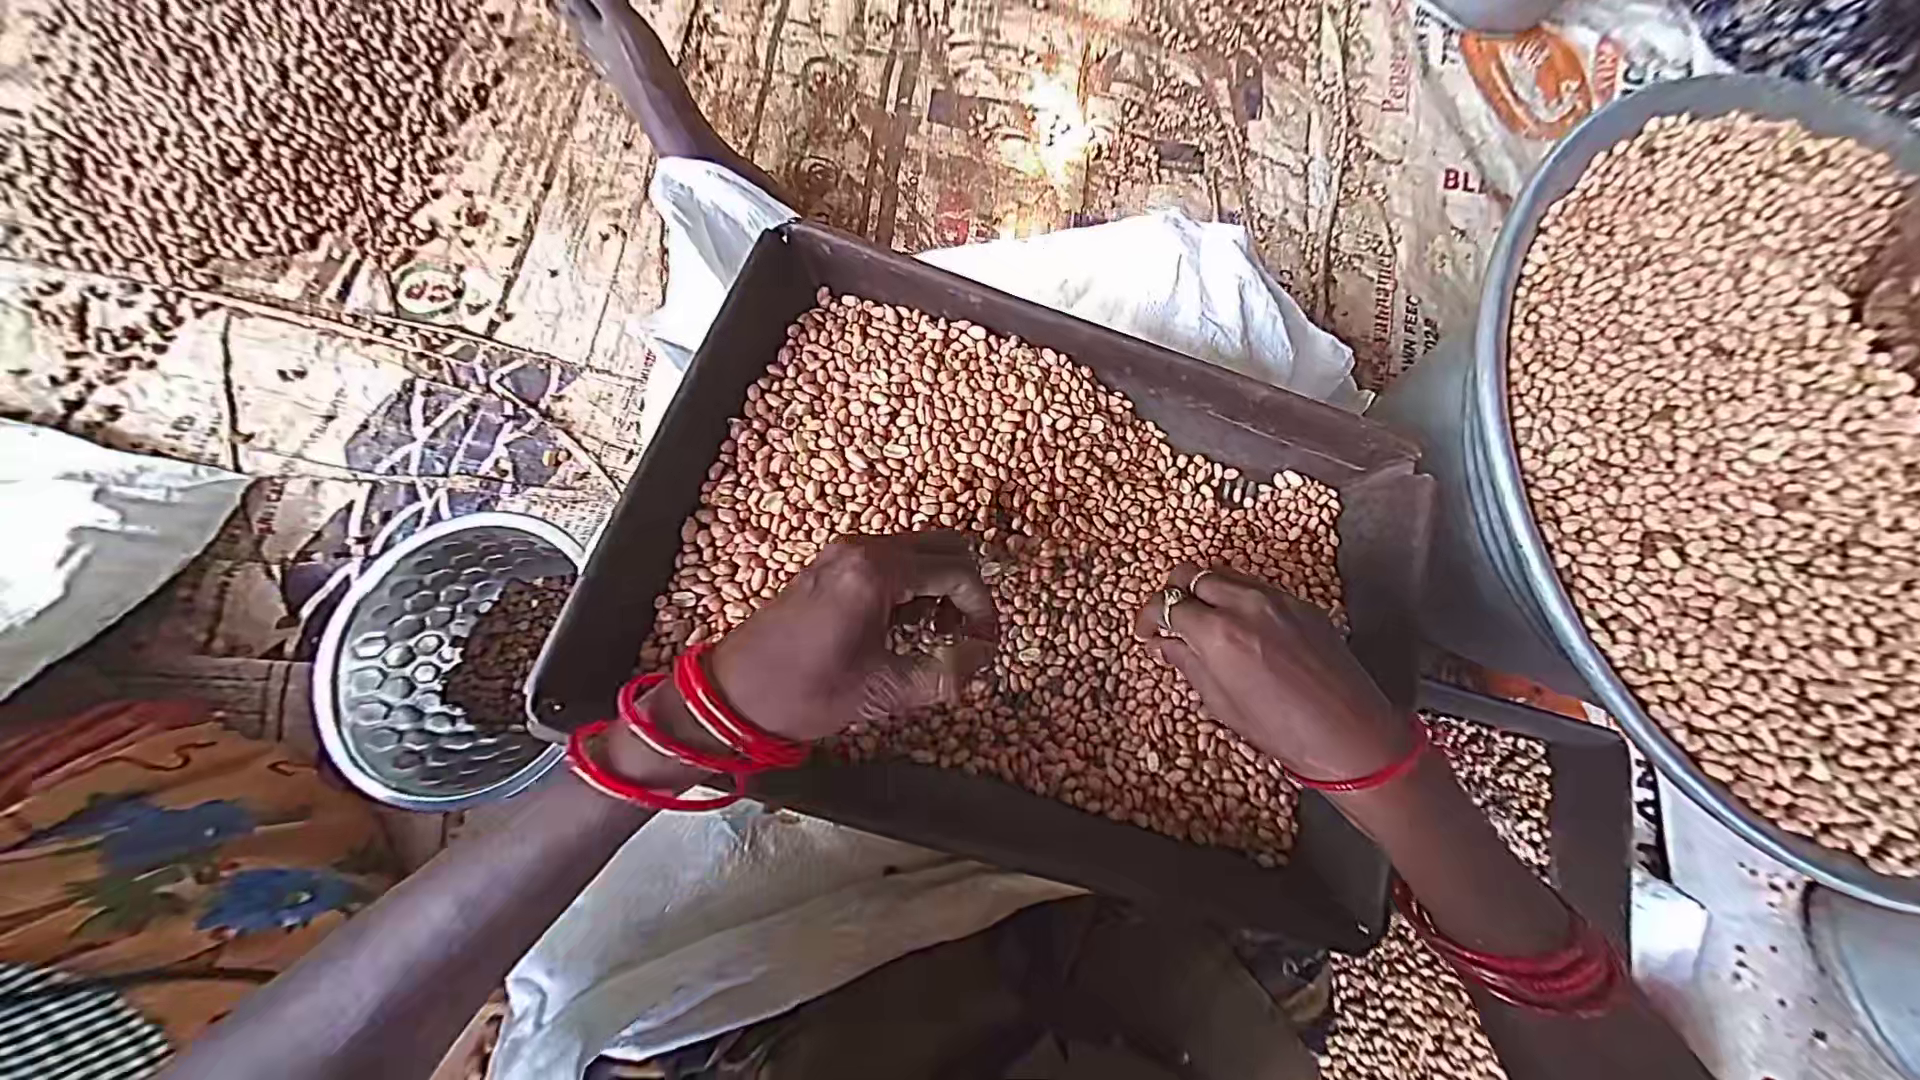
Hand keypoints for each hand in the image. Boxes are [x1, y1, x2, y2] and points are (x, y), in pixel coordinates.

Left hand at [707, 530, 998, 742]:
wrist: (732, 693)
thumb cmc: (804, 692)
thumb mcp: (883, 691)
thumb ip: (946, 673)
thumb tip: (986, 656)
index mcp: (876, 571)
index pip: (956, 571)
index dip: (982, 606)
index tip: (987, 641)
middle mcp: (861, 547)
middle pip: (943, 546)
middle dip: (965, 588)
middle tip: (964, 632)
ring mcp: (843, 551)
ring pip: (918, 549)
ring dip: (939, 584)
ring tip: (936, 631)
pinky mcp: (832, 563)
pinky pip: (891, 558)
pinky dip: (912, 582)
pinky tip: (906, 622)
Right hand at [1132, 563, 1410, 781]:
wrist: (1352, 737)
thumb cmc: (1283, 731)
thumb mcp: (1219, 701)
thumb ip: (1186, 661)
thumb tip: (1163, 643)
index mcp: (1219, 633)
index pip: (1167, 603)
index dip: (1149, 616)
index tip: (1147, 630)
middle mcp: (1246, 605)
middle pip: (1191, 573)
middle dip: (1172, 593)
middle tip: (1170, 620)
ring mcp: (1277, 600)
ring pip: (1223, 574)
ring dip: (1203, 591)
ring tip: (1203, 622)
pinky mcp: (1301, 605)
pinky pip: (1255, 587)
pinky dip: (1236, 598)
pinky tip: (1239, 627)